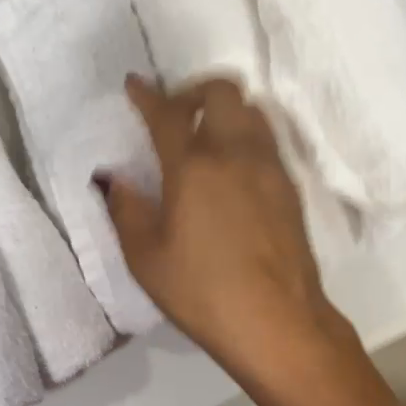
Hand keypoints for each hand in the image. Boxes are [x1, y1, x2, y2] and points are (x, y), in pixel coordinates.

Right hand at [100, 76, 350, 369]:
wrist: (277, 320)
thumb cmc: (201, 292)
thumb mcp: (146, 259)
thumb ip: (126, 211)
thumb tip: (115, 180)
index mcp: (193, 167)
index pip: (167, 114)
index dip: (147, 95)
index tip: (134, 86)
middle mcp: (236, 153)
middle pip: (221, 91)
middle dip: (193, 91)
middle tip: (174, 113)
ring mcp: (270, 167)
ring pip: (252, 109)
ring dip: (225, 109)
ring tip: (206, 136)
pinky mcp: (291, 187)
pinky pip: (268, 138)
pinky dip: (246, 134)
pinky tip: (232, 167)